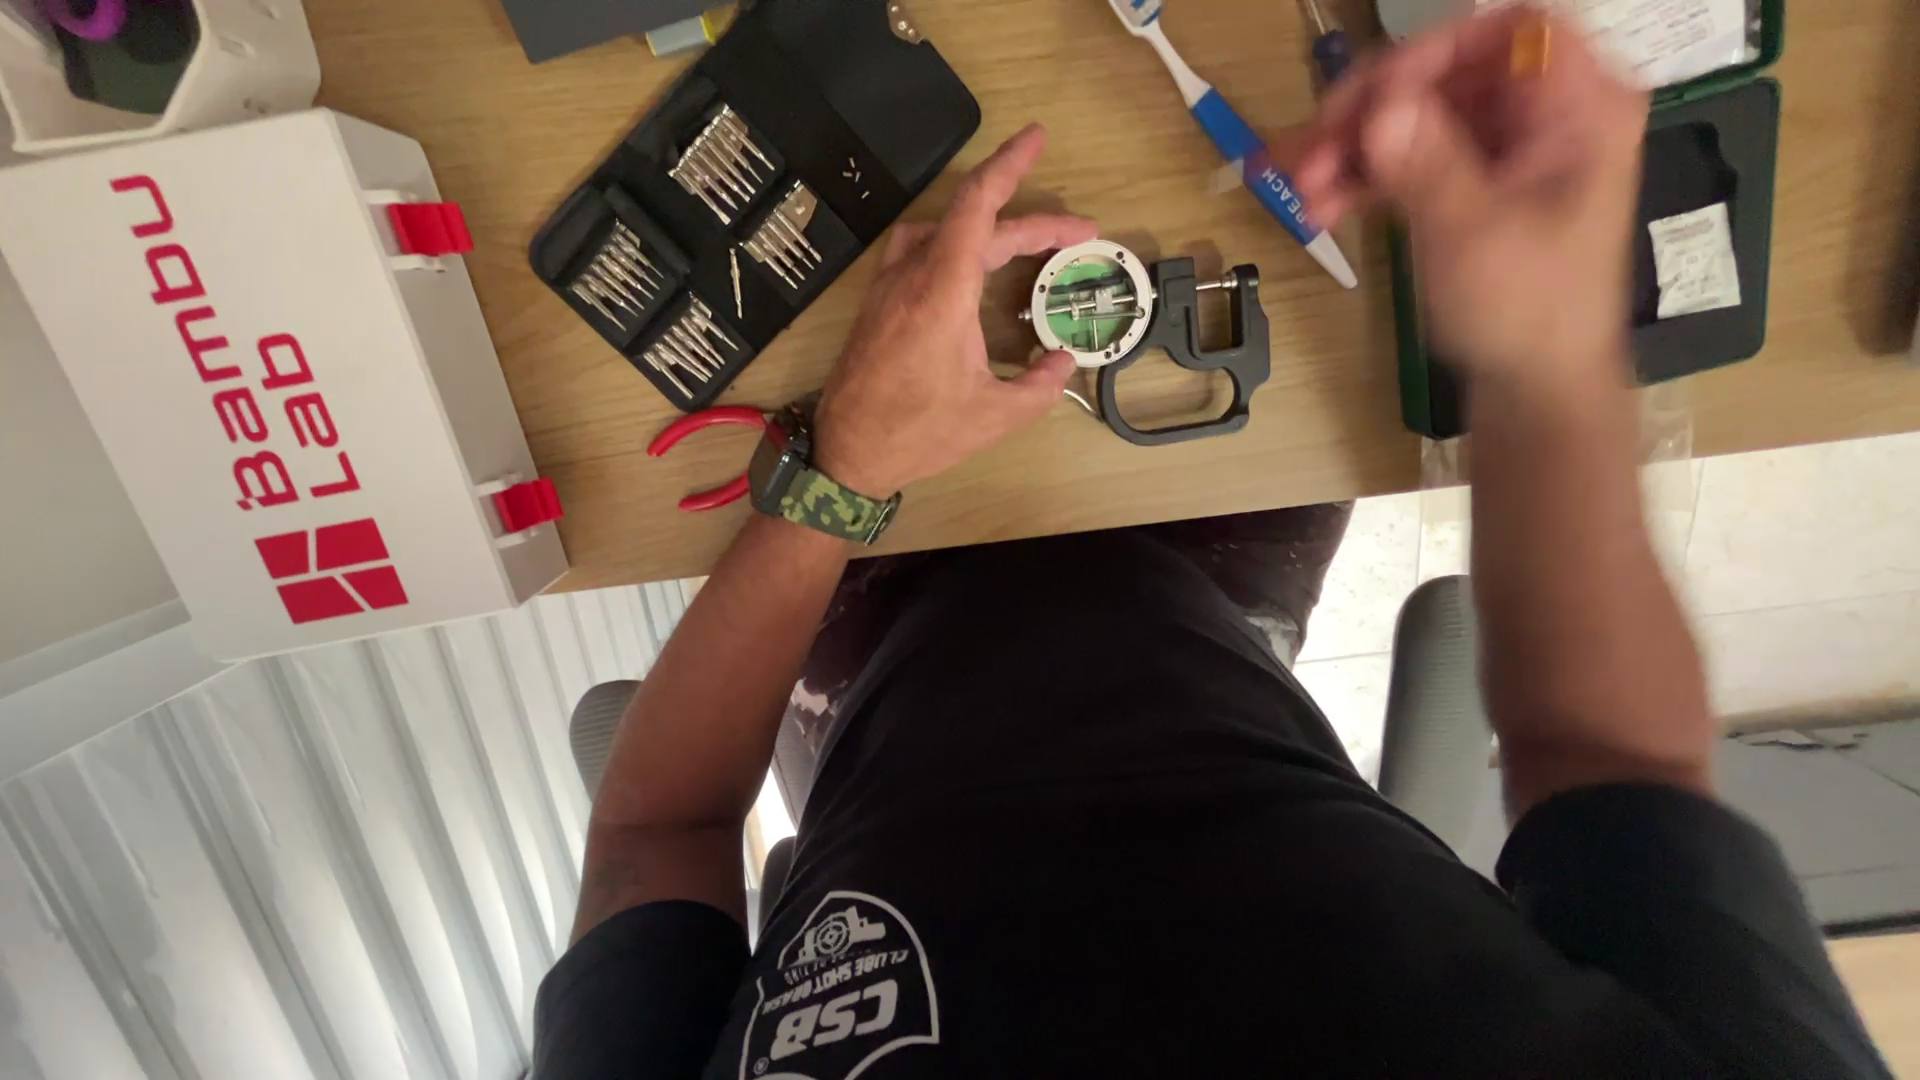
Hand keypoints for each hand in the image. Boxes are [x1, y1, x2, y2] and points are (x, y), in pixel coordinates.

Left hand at [811, 124, 1096, 495]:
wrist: (847, 453)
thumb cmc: (918, 434)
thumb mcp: (994, 417)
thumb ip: (1040, 385)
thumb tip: (1065, 361)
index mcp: (943, 292)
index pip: (978, 206)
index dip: (1010, 165)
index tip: (1037, 137)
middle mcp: (912, 276)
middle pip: (975, 223)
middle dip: (1031, 223)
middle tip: (1077, 236)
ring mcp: (889, 287)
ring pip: (943, 230)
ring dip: (989, 228)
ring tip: (1027, 245)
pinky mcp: (878, 302)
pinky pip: (918, 250)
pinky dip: (953, 242)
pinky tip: (968, 267)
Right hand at [1294, 6, 1647, 390]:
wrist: (1531, 383)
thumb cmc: (1525, 311)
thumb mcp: (1474, 235)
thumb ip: (1428, 166)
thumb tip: (1377, 109)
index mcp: (1574, 108)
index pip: (1504, 34)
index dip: (1430, 56)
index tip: (1367, 106)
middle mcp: (1534, 118)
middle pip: (1441, 78)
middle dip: (1367, 113)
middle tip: (1309, 151)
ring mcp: (1492, 156)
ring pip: (1409, 123)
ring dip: (1348, 151)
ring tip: (1300, 190)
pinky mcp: (1457, 191)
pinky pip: (1400, 165)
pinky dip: (1357, 182)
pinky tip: (1318, 210)